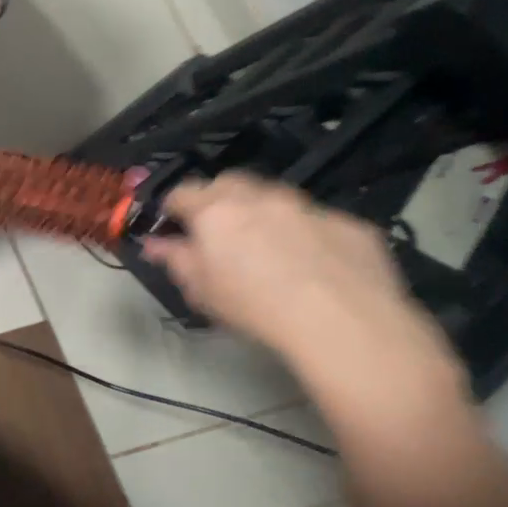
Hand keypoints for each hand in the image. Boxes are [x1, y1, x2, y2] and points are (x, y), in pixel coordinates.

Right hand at [141, 173, 454, 383]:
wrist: (345, 324)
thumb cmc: (256, 307)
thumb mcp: (200, 289)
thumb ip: (174, 259)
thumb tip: (154, 243)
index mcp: (216, 211)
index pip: (181, 193)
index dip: (172, 208)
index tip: (171, 227)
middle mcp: (262, 199)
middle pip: (229, 182)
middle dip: (216, 198)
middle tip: (216, 229)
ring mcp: (311, 209)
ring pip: (276, 197)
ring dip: (263, 212)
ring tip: (265, 246)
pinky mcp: (352, 225)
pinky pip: (319, 221)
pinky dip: (306, 233)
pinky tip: (313, 263)